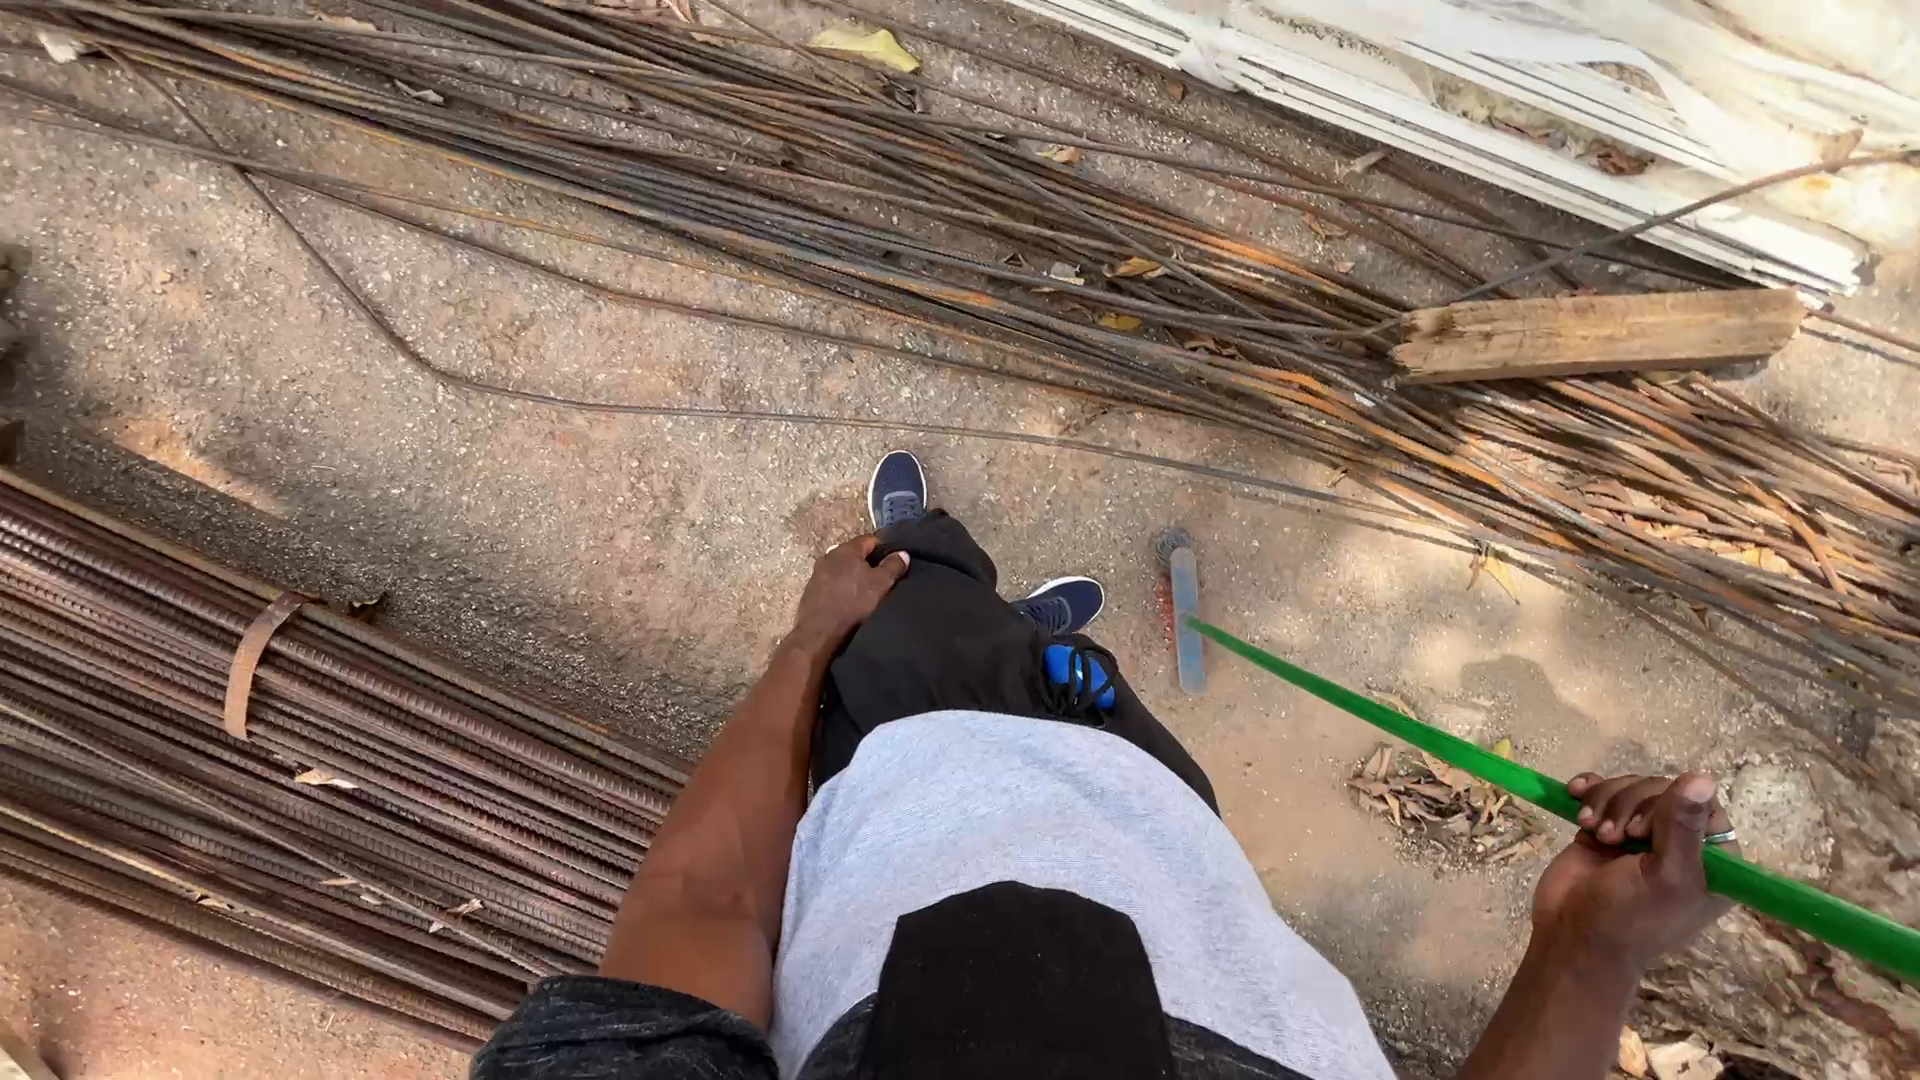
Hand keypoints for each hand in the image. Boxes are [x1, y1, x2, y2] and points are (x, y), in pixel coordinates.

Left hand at [786, 535, 909, 654]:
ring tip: (864, 590)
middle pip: (854, 554)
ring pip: (841, 568)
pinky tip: (847, 600)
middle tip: (880, 578)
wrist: (820, 632)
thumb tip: (903, 553)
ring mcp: (817, 573)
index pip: (869, 540)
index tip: (893, 562)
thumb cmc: (854, 603)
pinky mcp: (811, 590)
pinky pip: (831, 582)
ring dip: (852, 576)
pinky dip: (841, 587)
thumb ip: (893, 566)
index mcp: (846, 549)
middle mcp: (829, 555)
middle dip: (867, 563)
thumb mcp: (880, 584)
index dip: (884, 549)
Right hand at [1531, 771, 1735, 971]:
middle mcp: (1677, 844)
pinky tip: (1571, 796)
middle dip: (1627, 805)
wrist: (1573, 935)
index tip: (1640, 831)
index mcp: (1712, 861)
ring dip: (1602, 801)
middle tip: (1611, 836)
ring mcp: (1635, 835)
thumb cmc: (1630, 916)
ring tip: (1590, 827)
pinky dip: (1585, 790)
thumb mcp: (1665, 875)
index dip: (1669, 805)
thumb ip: (1680, 827)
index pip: (1702, 806)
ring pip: (1625, 789)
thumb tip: (1702, 776)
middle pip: (1659, 791)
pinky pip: (1597, 791)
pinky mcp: (1599, 829)